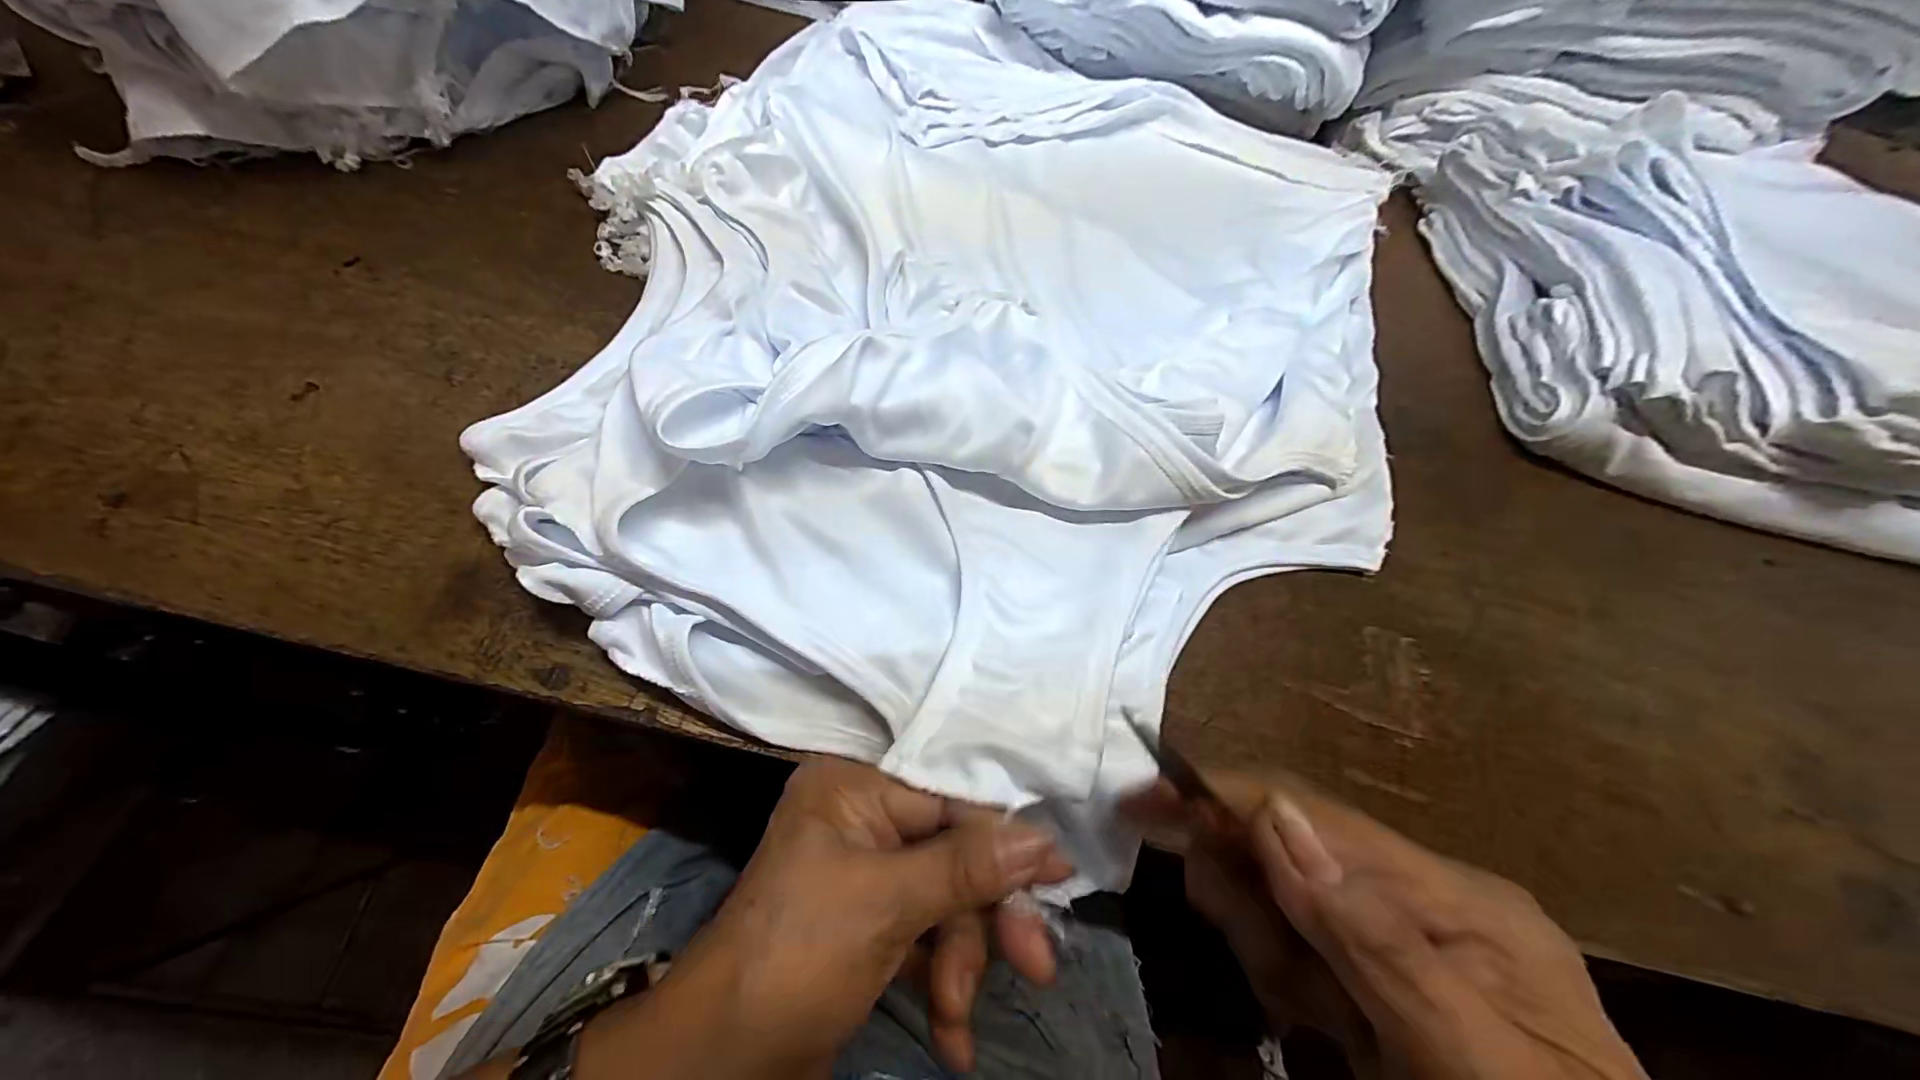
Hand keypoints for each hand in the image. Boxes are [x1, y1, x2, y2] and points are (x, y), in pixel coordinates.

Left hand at [575, 758, 1071, 1078]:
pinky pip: (926, 933)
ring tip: (955, 1014)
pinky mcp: (871, 922)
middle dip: (984, 916)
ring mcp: (867, 872)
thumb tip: (1043, 838)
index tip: (1060, 875)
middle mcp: (861, 818)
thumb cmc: (796, 957)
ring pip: (946, 899)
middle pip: (954, 852)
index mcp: (852, 787)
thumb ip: (967, 867)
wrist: (719, 1062)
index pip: (949, 796)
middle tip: (1035, 964)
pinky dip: (941, 980)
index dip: (1005, 836)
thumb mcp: (886, 906)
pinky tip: (951, 1036)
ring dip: (960, 962)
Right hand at [1132, 774, 1647, 1079]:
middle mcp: (1423, 904)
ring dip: (1271, 957)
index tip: (1142, 798)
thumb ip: (1370, 933)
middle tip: (1295, 995)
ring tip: (1328, 1033)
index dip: (1225, 799)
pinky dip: (1283, 981)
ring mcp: (1398, 947)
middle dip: (1253, 905)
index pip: (1317, 819)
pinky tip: (1323, 1034)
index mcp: (1456, 898)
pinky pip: (1295, 951)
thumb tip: (1274, 813)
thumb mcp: (1464, 1048)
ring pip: (1281, 906)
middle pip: (1288, 856)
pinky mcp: (1375, 985)